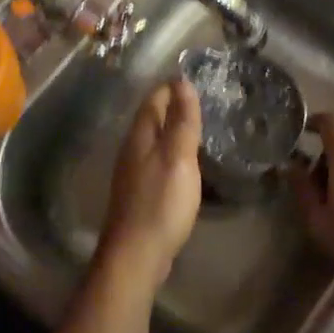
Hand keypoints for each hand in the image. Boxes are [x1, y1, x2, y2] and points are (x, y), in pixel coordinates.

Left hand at [100, 79, 202, 286]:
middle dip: (172, 107)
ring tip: (197, 129)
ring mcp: (133, 173)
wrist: (136, 254)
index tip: (194, 78)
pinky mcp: (139, 194)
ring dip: (171, 131)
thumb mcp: (178, 157)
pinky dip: (171, 154)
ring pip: (152, 141)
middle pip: (151, 119)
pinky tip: (184, 165)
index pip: (153, 100)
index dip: (172, 87)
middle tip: (202, 101)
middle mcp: (132, 150)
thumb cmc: (160, 202)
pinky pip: (155, 162)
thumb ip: (181, 121)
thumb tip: (182, 83)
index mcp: (140, 137)